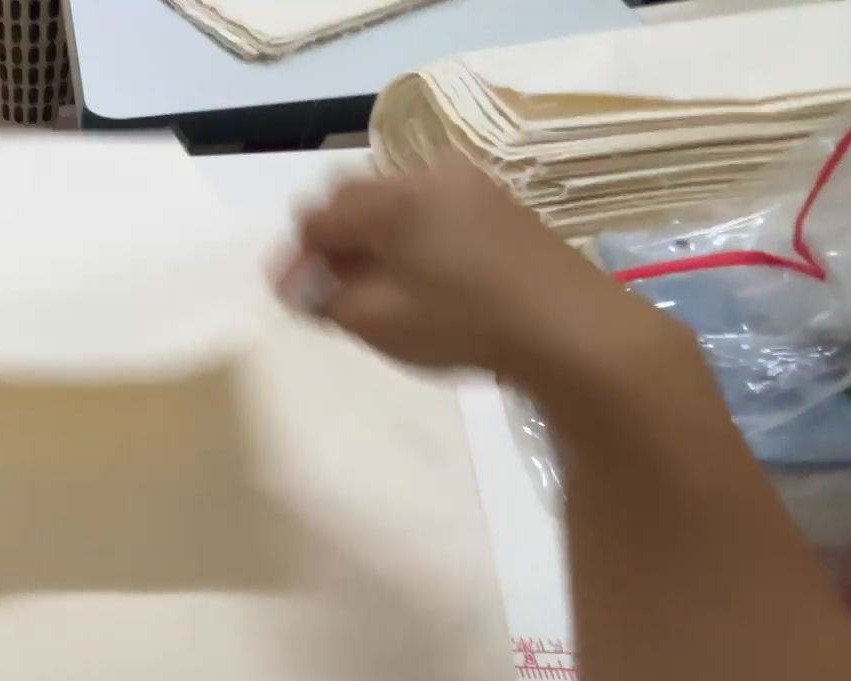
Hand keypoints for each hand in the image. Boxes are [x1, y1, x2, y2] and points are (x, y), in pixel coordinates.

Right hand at [281, 159, 693, 391]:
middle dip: (325, 242)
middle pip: (348, 196)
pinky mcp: (490, 203)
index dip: (293, 257)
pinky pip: (422, 208)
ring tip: (361, 287)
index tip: (288, 296)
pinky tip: (403, 276)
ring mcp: (465, 185)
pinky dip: (397, 236)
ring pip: (385, 201)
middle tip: (321, 289)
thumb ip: (317, 296)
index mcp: (394, 199)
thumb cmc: (458, 324)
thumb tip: (290, 283)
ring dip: (360, 238)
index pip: (316, 216)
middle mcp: (428, 176)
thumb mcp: (370, 320)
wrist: (567, 328)